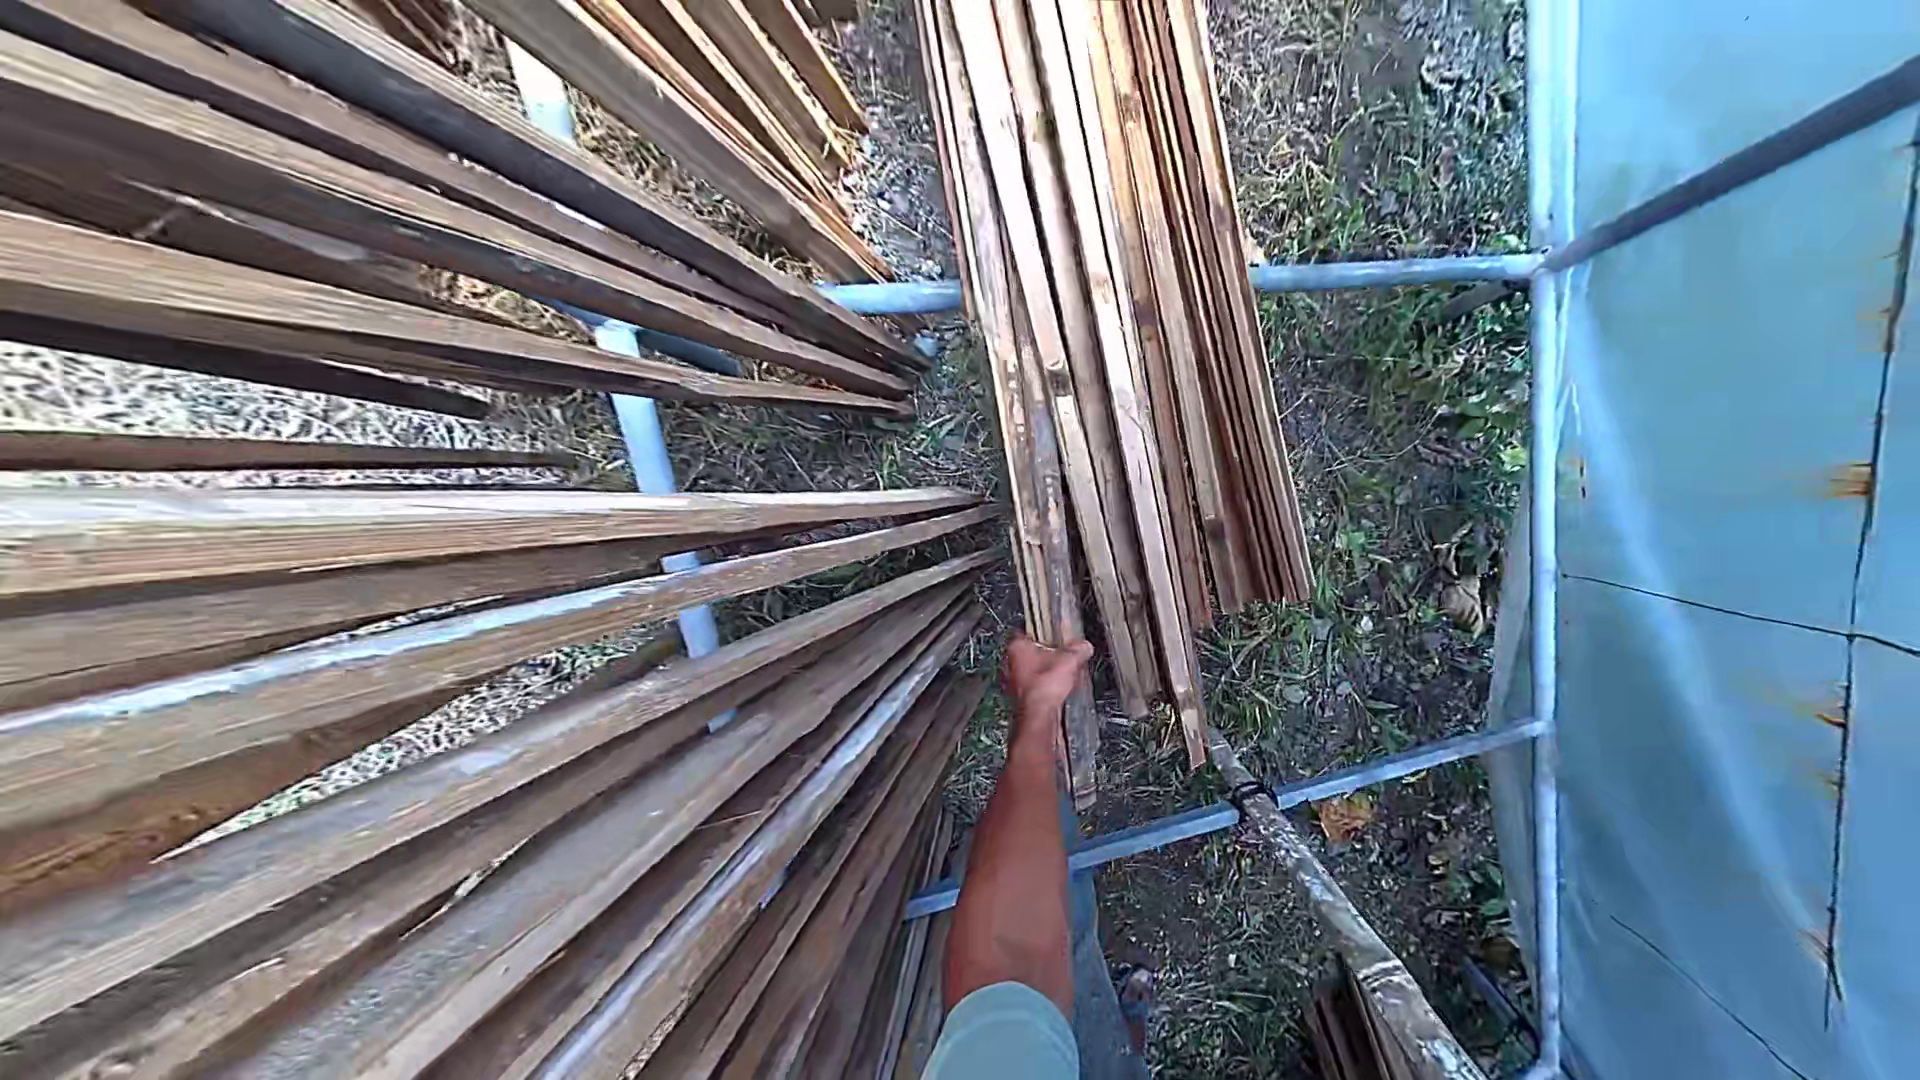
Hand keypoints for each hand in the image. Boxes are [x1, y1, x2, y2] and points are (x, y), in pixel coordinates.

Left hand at [1003, 634, 1092, 721]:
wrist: (1040, 717)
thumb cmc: (1044, 686)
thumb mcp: (1070, 659)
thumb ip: (1078, 649)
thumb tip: (1084, 646)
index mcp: (1017, 647)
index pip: (1028, 631)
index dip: (1045, 631)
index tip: (1057, 633)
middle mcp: (1011, 663)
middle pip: (1034, 652)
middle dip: (1051, 654)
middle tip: (1066, 655)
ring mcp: (1016, 682)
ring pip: (1037, 670)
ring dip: (1051, 672)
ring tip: (1068, 674)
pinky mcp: (1023, 698)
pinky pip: (1039, 686)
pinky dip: (1050, 687)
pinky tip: (1063, 690)